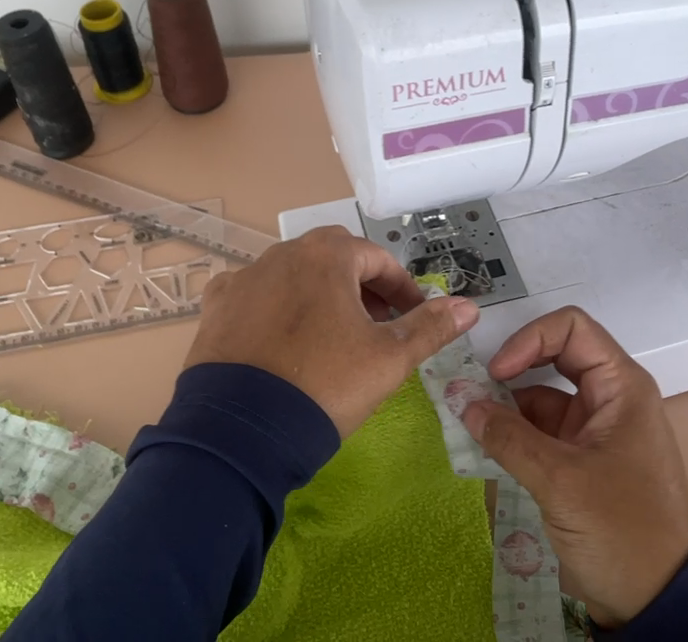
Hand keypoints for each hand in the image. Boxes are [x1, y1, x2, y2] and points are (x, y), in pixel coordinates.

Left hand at [185, 225, 478, 437]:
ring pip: (295, 275)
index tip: (414, 318)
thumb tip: (469, 306)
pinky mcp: (217, 309)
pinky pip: (255, 295)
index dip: (403, 288)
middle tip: (377, 324)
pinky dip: (275, 307)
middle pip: (335, 259)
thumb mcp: (389, 359)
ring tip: (332, 336)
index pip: (378, 259)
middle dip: (362, 286)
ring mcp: (245, 280)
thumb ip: (430, 327)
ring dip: (320, 294)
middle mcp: (283, 255)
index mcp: (327, 256)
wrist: (241, 433)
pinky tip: (282, 338)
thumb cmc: (325, 385)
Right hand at [461, 307, 687, 627]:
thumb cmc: (622, 528)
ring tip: (471, 422)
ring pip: (544, 396)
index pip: (572, 329)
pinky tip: (487, 446)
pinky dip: (515, 434)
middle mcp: (610, 397)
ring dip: (509, 405)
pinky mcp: (583, 459)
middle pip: (556, 357)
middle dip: (515, 368)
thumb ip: (510, 438)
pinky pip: (543, 431)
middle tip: (475, 389)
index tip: (497, 372)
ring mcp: (596, 428)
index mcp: (621, 386)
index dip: (531, 339)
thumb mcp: (561, 481)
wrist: (659, 599)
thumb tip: (465, 404)